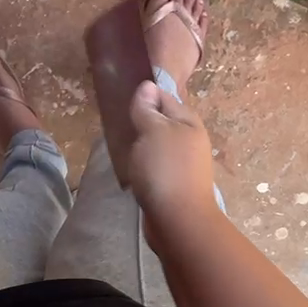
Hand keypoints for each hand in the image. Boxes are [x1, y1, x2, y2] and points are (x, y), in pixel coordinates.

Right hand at [126, 79, 218, 224]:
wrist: (178, 220)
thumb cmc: (165, 169)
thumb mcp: (152, 131)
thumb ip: (147, 109)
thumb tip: (147, 86)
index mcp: (188, 122)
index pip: (164, 96)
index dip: (143, 95)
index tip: (121, 100)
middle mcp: (189, 139)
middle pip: (161, 121)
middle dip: (141, 121)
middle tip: (117, 124)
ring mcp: (183, 163)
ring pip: (157, 144)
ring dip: (141, 144)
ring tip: (121, 146)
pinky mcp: (173, 182)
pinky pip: (155, 164)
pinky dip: (143, 164)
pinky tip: (131, 168)